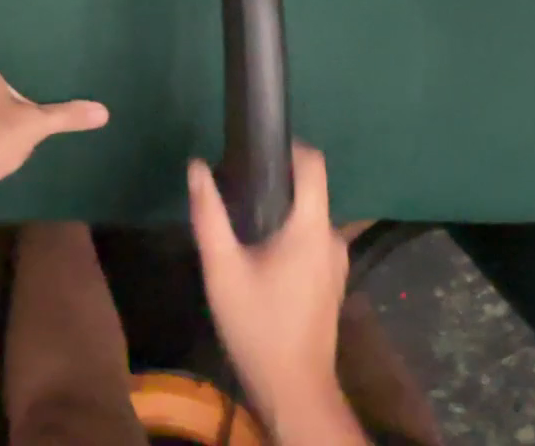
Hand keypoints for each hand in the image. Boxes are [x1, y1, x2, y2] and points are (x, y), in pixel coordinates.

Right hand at [188, 144, 348, 413]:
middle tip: (236, 185)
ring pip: (309, 216)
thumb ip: (209, 214)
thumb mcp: (222, 269)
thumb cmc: (258, 325)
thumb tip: (197, 166)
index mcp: (311, 226)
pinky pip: (312, 239)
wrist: (294, 390)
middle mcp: (332, 236)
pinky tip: (260, 251)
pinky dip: (289, 232)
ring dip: (281, 209)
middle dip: (275, 180)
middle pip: (309, 189)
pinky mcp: (332, 280)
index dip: (289, 146)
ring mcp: (337, 260)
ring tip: (243, 218)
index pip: (314, 163)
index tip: (257, 145)